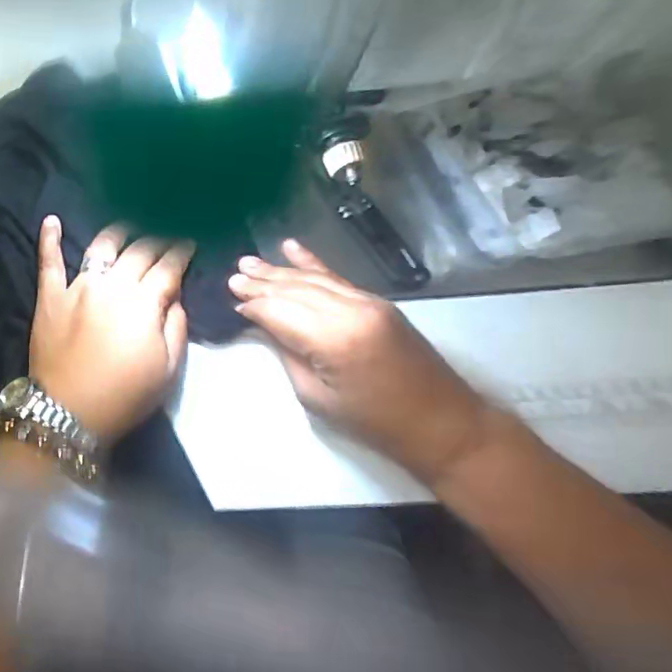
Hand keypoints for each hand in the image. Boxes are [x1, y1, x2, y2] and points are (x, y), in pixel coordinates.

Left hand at [30, 217, 193, 444]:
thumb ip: (176, 326)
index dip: (182, 252)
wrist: (68, 414)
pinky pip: (49, 262)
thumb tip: (174, 297)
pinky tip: (51, 220)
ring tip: (128, 224)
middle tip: (167, 234)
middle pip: (139, 252)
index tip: (190, 242)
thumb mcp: (168, 369)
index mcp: (143, 302)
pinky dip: (49, 239)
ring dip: (118, 232)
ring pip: (101, 248)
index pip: (168, 267)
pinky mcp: (50, 297)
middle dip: (158, 239)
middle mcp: (112, 285)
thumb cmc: (125, 395)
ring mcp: (78, 287)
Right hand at [228, 240, 490, 484]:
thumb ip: (291, 354)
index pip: (281, 311)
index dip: (254, 305)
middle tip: (234, 275)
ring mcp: (367, 301)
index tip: (230, 297)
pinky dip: (314, 263)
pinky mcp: (378, 302)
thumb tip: (268, 325)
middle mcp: (350, 309)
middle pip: (296, 290)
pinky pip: (338, 278)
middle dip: (263, 283)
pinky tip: (292, 248)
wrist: (441, 422)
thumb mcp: (319, 398)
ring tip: (251, 262)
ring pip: (315, 279)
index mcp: (334, 339)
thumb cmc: (375, 423)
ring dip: (281, 271)